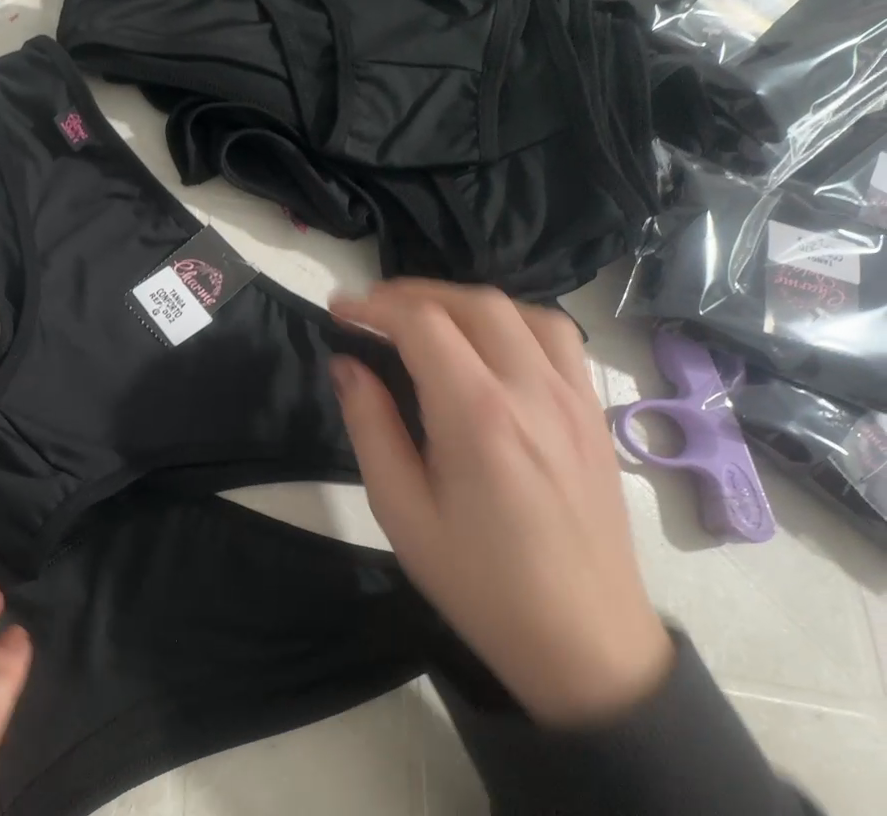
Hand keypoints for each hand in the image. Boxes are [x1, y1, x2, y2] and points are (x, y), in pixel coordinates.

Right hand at [329, 279, 673, 727]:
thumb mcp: (399, 507)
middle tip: (369, 310)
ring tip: (426, 319)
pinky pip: (560, 343)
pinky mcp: (596, 419)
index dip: (372, 306)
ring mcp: (575, 402)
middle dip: (414, 294)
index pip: (422, 324)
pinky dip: (514, 323)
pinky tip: (487, 347)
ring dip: (467, 303)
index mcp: (477, 415)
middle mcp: (533, 393)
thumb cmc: (475, 579)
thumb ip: (371, 424)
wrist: (581, 639)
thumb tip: (348, 365)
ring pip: (526, 313)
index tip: (336, 311)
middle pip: (476, 305)